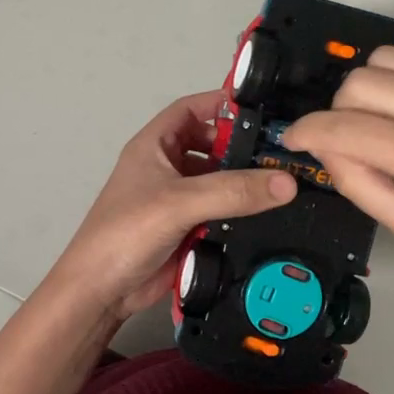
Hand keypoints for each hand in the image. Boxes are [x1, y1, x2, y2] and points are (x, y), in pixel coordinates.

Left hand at [50, 91, 297, 318]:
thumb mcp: (179, 203)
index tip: (264, 106)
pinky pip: (222, 213)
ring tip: (291, 180)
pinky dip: (244, 212)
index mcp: (154, 146)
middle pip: (211, 145)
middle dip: (243, 146)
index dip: (222, 102)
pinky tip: (274, 214)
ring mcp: (178, 200)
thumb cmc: (126, 232)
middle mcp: (167, 168)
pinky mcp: (189, 230)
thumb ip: (232, 191)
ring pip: (219, 181)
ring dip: (246, 182)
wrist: (102, 290)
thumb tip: (288, 182)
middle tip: (287, 150)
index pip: (191, 109)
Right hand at [283, 36, 393, 284]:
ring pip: (387, 55)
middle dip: (338, 109)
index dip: (307, 131)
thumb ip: (358, 183)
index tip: (294, 138)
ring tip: (383, 115)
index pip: (348, 129)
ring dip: (369, 85)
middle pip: (362, 82)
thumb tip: (323, 144)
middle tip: (349, 135)